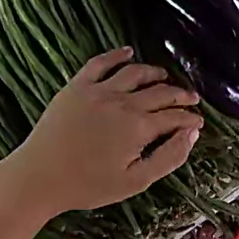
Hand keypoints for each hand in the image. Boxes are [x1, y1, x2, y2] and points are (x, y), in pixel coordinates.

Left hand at [4, 48, 202, 215]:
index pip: (174, 117)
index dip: (190, 119)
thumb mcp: (136, 181)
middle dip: (180, 96)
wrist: (40, 177)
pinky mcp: (76, 86)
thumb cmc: (89, 186)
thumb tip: (192, 135)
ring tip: (165, 77)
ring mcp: (98, 90)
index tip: (199, 122)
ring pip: (135, 73)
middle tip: (192, 99)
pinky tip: (128, 52)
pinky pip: (100, 63)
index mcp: (139, 127)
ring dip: (155, 73)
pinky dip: (117, 55)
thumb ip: (169, 157)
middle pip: (160, 92)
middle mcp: (122, 102)